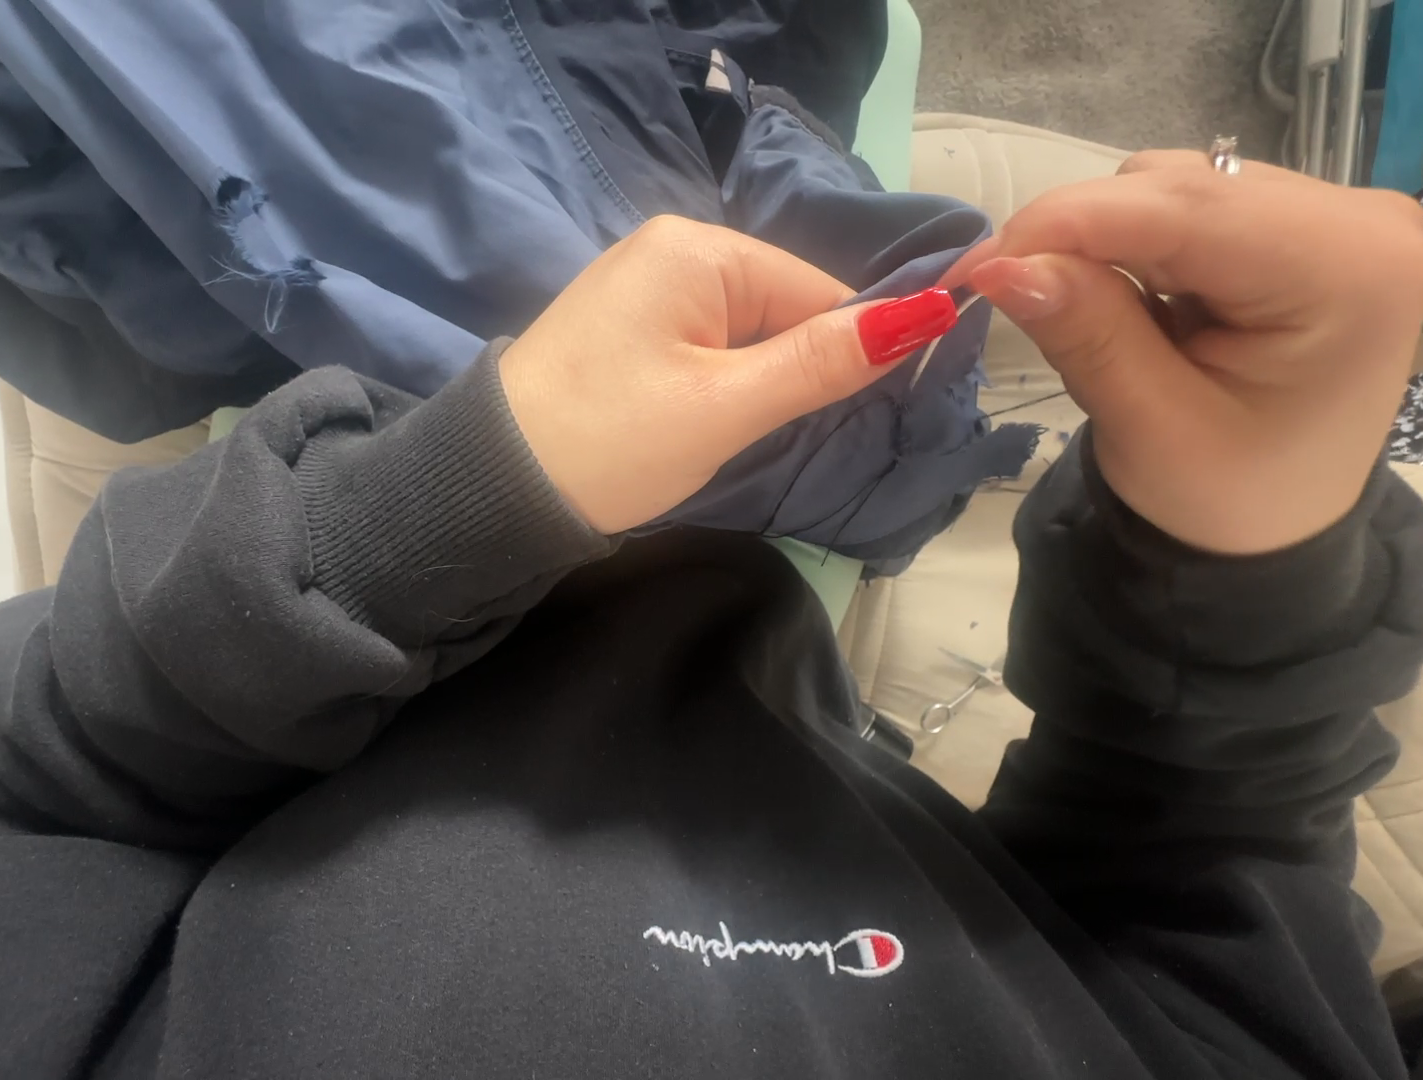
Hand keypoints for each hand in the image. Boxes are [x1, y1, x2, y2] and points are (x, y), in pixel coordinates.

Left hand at [500, 216, 959, 533]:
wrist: (495, 487)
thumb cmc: (614, 442)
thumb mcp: (725, 405)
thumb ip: (821, 361)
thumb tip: (927, 313)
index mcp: (696, 249)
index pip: (815, 289)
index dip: (848, 350)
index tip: (856, 414)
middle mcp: (667, 251)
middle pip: (777, 307)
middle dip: (791, 370)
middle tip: (769, 433)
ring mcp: (640, 290)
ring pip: (740, 332)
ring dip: (754, 382)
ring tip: (731, 432)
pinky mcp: (624, 330)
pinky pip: (700, 345)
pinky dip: (717, 383)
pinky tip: (699, 418)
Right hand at [951, 154, 1422, 554]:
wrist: (1273, 524)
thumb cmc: (1221, 494)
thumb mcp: (1147, 426)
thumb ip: (1084, 333)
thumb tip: (1001, 267)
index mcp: (1345, 274)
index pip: (1183, 209)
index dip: (1064, 224)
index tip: (973, 268)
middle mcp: (1354, 220)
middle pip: (1177, 186)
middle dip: (1073, 232)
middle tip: (1001, 291)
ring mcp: (1328, 217)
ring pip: (1170, 187)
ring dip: (1096, 239)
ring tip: (1072, 308)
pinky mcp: (1294, 227)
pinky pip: (1182, 208)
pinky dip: (1122, 245)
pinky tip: (1116, 297)